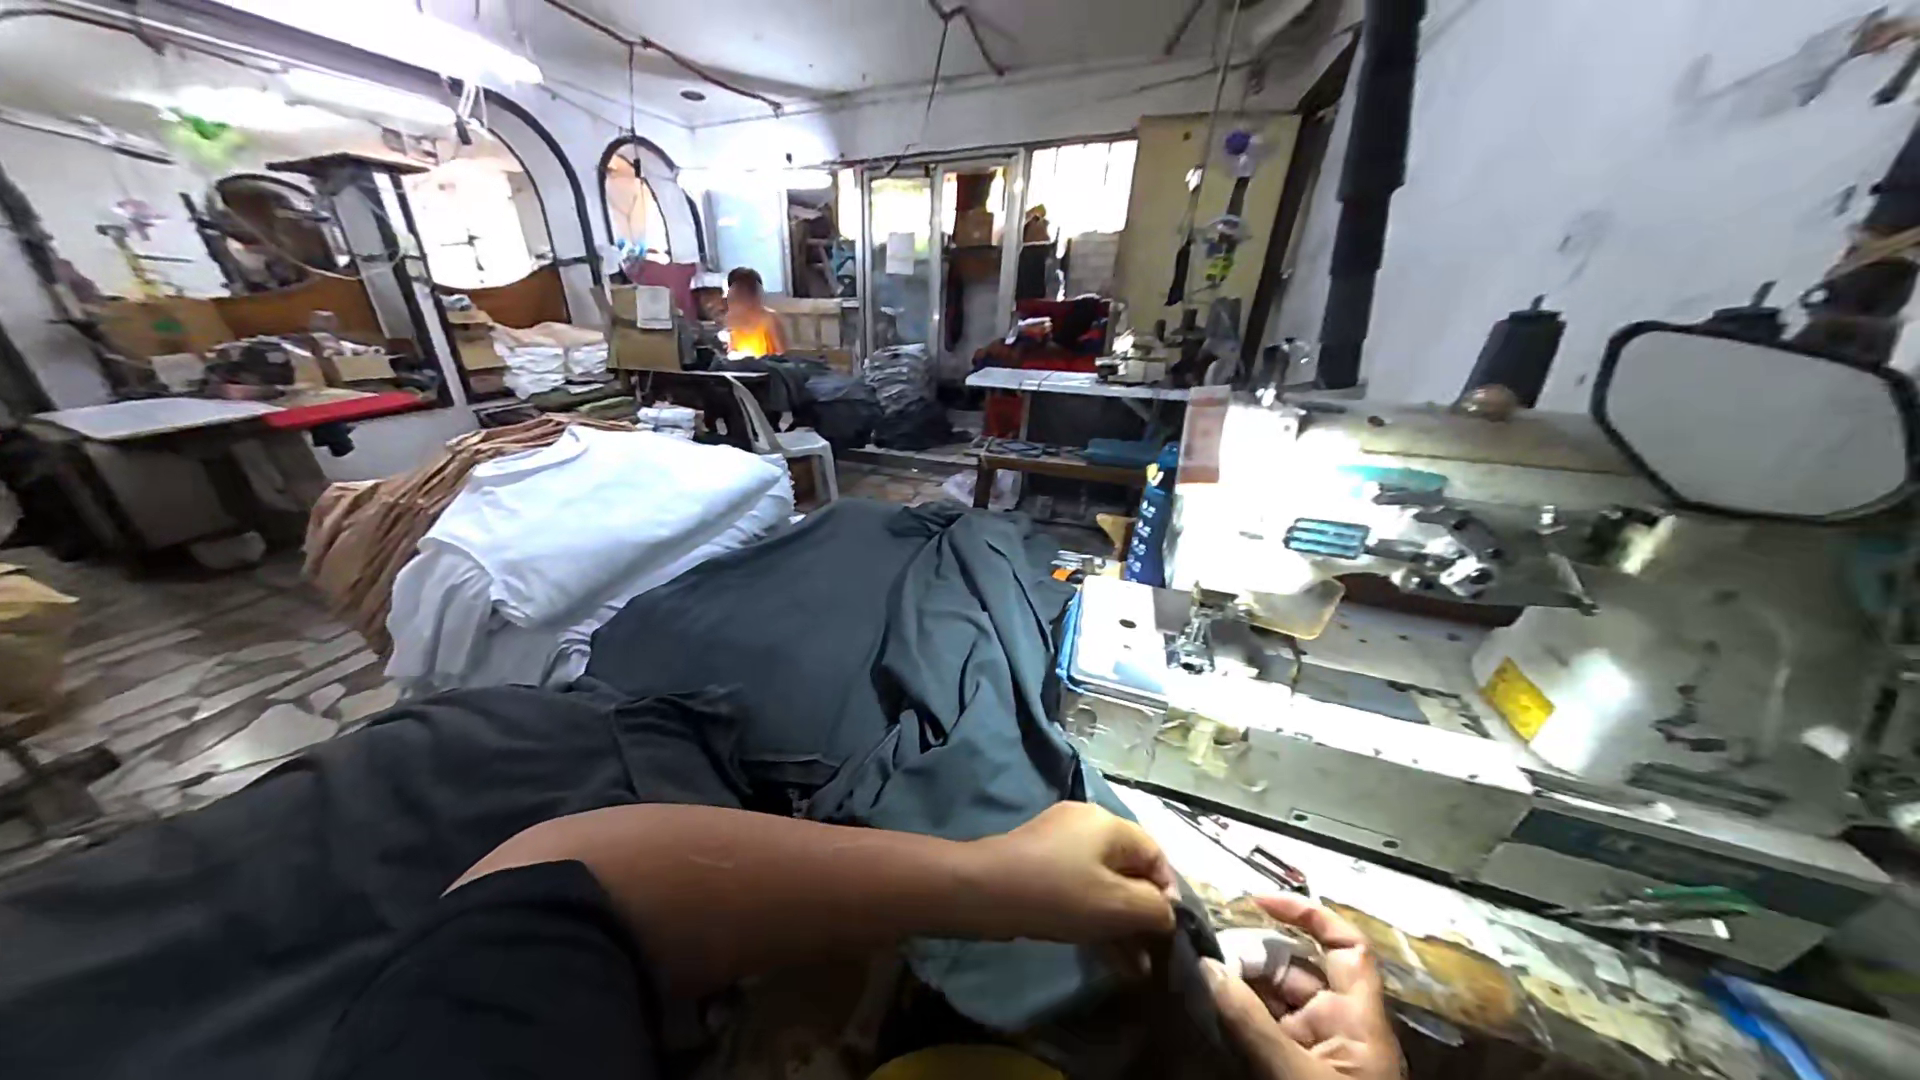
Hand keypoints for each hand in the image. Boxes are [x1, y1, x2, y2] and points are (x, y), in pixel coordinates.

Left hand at [961, 802, 1178, 942]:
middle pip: (1129, 867)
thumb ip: (1155, 908)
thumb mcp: (1117, 905)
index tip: (1168, 932)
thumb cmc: (1060, 893)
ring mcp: (1062, 839)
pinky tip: (1103, 951)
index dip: (1168, 893)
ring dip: (1121, 921)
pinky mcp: (1042, 858)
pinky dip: (1095, 912)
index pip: (1156, 854)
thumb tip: (1167, 911)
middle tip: (1150, 956)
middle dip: (1143, 913)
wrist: (988, 889)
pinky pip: (1081, 884)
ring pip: (1104, 880)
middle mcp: (1088, 822)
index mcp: (1109, 823)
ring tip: (1131, 966)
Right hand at [1204, 895, 1404, 1079]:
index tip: (1258, 901)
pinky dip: (1234, 1010)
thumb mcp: (1296, 1079)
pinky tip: (1208, 1001)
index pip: (1346, 947)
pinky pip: (1259, 1023)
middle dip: (1250, 956)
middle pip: (1294, 968)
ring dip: (1236, 983)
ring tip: (1200, 976)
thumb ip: (1249, 1022)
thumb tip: (1206, 966)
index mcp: (1359, 1021)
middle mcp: (1337, 1025)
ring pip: (1271, 995)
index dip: (1308, 914)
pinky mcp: (1288, 1067)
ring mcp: (1312, 1047)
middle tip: (1207, 956)